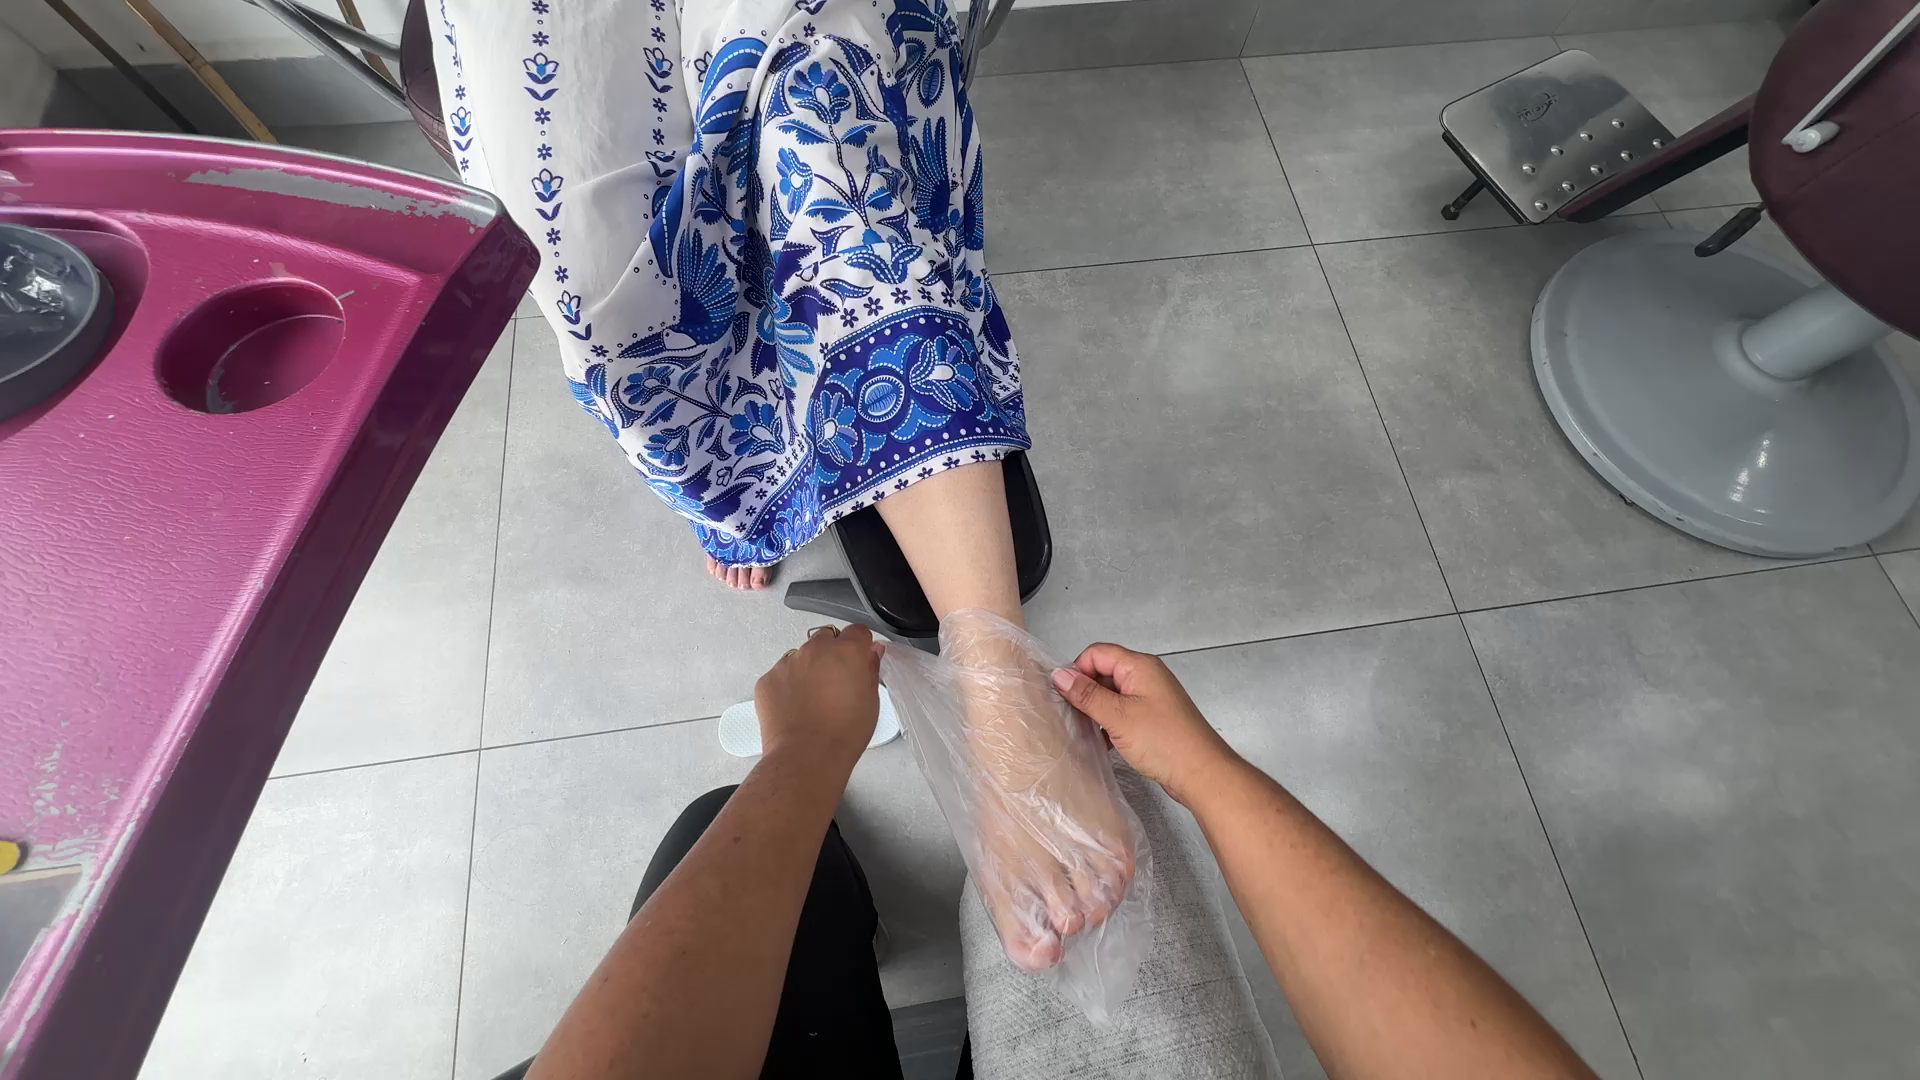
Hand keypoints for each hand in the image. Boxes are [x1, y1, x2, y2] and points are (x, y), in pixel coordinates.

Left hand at [755, 624, 884, 769]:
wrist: (806, 757)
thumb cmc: (844, 733)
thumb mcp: (871, 701)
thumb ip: (870, 669)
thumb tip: (871, 652)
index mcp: (846, 651)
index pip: (858, 631)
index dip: (861, 645)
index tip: (860, 660)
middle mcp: (815, 650)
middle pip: (827, 638)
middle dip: (833, 652)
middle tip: (836, 680)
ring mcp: (788, 663)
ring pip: (802, 655)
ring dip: (809, 667)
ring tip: (813, 699)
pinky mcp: (768, 679)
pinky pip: (781, 673)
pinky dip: (789, 684)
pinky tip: (796, 707)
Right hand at [1050, 643, 1240, 805]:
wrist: (1202, 774)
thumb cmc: (1165, 742)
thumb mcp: (1118, 716)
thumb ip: (1086, 694)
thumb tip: (1060, 675)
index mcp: (1139, 666)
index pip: (1096, 653)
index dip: (1078, 670)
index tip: (1066, 694)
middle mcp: (1146, 676)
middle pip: (1104, 671)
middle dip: (1086, 691)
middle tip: (1073, 714)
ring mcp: (1151, 697)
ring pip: (1112, 693)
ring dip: (1097, 709)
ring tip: (1086, 729)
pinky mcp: (1153, 717)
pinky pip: (1123, 710)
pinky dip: (1110, 721)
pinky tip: (1103, 740)